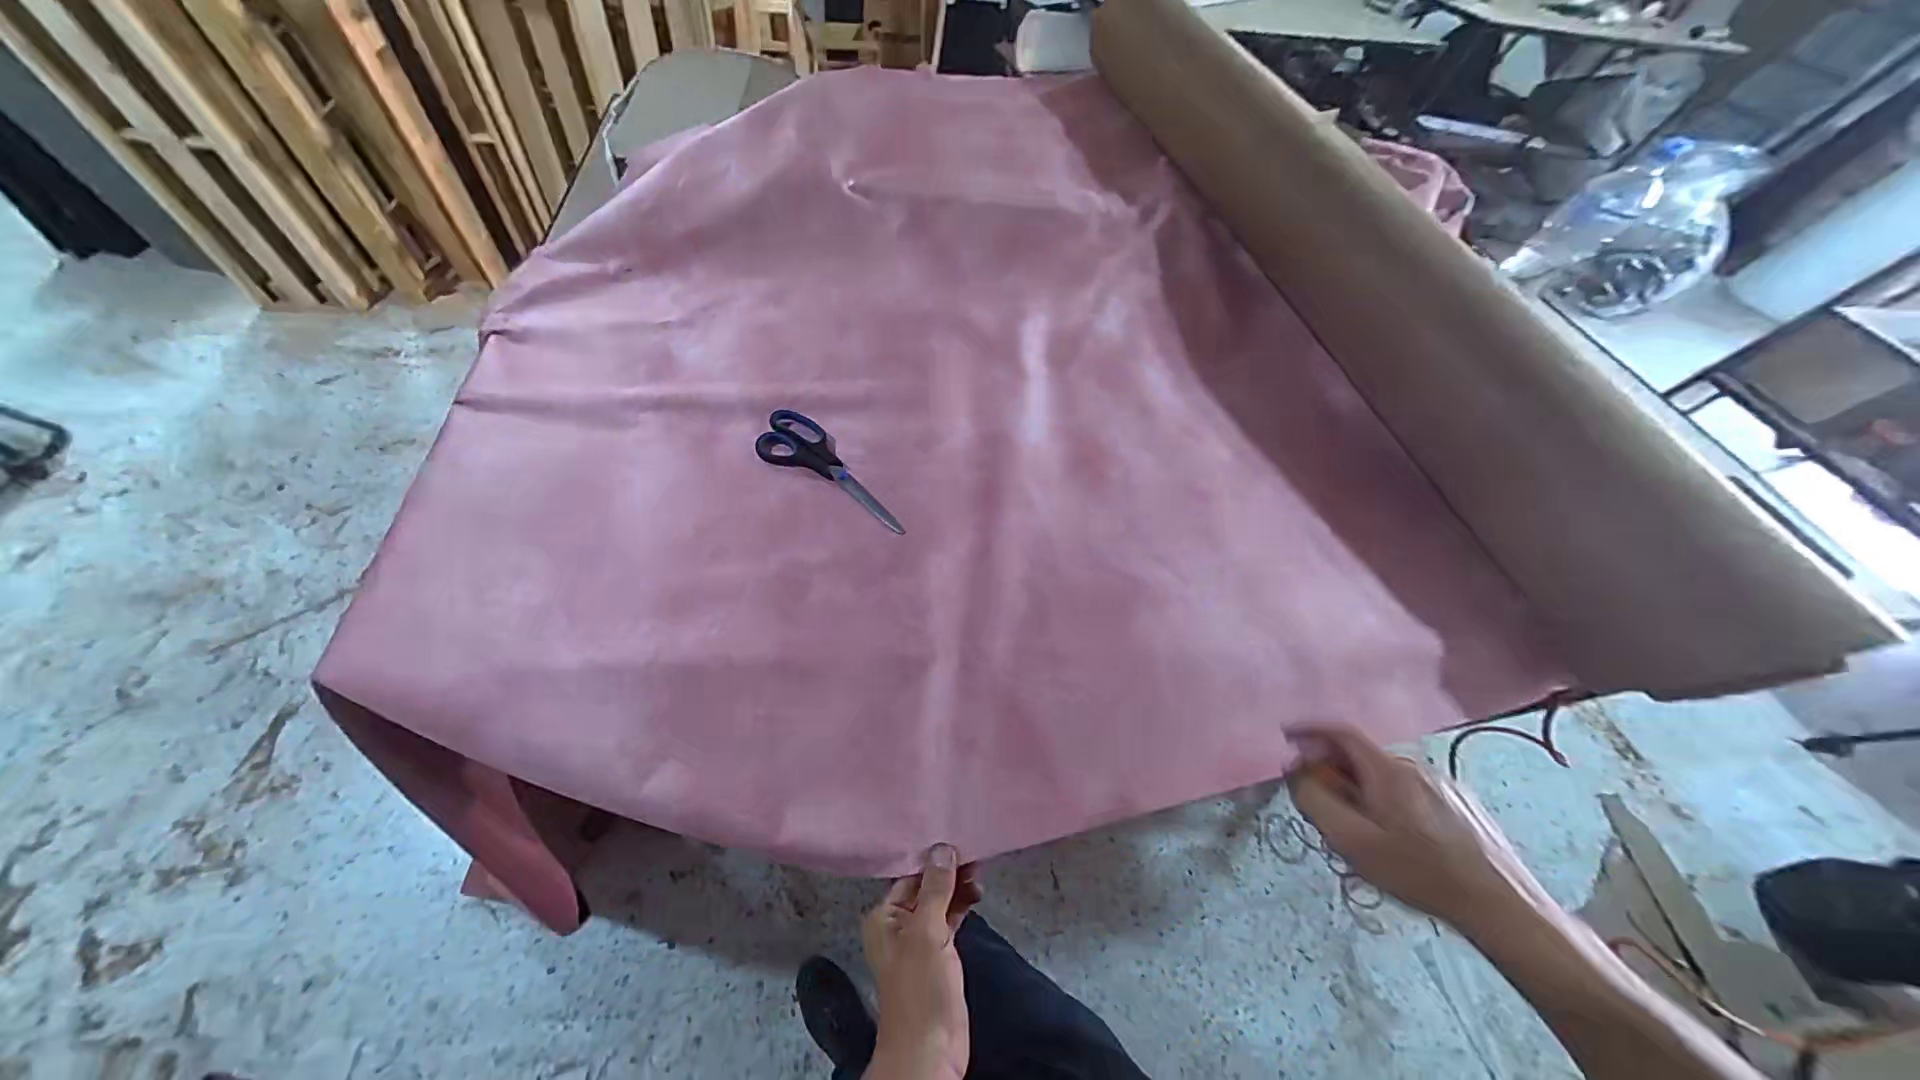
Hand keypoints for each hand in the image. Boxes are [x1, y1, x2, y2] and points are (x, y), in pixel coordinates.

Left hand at [861, 844, 982, 1079]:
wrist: (929, 1051)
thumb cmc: (921, 989)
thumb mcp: (927, 932)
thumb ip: (936, 889)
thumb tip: (942, 848)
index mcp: (884, 917)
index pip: (910, 875)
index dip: (933, 858)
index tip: (957, 838)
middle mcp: (898, 925)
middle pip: (925, 887)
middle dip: (948, 871)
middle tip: (975, 853)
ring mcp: (919, 941)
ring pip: (939, 902)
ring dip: (957, 887)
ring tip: (980, 870)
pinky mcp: (938, 955)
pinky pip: (948, 919)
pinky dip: (961, 906)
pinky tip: (976, 894)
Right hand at [1285, 724, 1554, 933]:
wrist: (1502, 905)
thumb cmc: (1420, 873)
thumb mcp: (1353, 841)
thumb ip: (1315, 800)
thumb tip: (1295, 770)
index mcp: (1387, 770)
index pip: (1340, 732)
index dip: (1309, 730)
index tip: (1287, 737)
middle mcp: (1415, 766)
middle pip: (1360, 757)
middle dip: (1333, 773)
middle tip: (1322, 806)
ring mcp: (1443, 784)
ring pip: (1384, 777)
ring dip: (1361, 790)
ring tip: (1361, 830)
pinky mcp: (1462, 804)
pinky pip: (1409, 791)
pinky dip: (1388, 801)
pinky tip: (1399, 839)